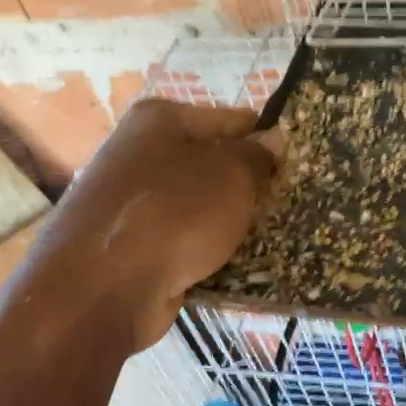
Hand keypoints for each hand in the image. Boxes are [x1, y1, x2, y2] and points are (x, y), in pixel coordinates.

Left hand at [36, 100, 282, 349]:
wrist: (105, 286)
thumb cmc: (173, 215)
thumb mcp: (230, 176)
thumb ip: (257, 156)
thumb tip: (274, 141)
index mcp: (161, 119)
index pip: (235, 121)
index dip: (270, 143)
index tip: (301, 171)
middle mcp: (143, 153)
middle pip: (216, 166)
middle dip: (252, 189)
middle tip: (292, 211)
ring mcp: (137, 202)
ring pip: (205, 209)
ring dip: (235, 226)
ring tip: (276, 244)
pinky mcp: (137, 246)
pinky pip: (189, 243)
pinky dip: (213, 254)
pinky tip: (241, 270)